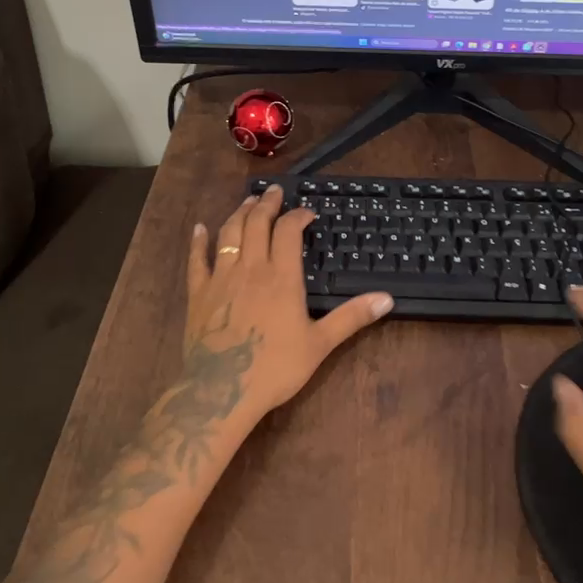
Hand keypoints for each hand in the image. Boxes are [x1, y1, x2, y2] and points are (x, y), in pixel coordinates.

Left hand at [186, 185, 392, 420]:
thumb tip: (386, 299)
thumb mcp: (320, 344)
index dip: (298, 216)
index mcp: (281, 277)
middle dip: (267, 203)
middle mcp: (251, 268)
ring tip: (248, 202)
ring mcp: (221, 278)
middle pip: (257, 223)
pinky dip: (198, 241)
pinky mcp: (198, 293)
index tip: (307, 213)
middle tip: (274, 191)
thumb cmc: (275, 368)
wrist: (222, 391)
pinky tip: (199, 228)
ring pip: (229, 234)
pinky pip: (196, 259)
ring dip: (239, 213)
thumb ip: (351, 317)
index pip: (288, 232)